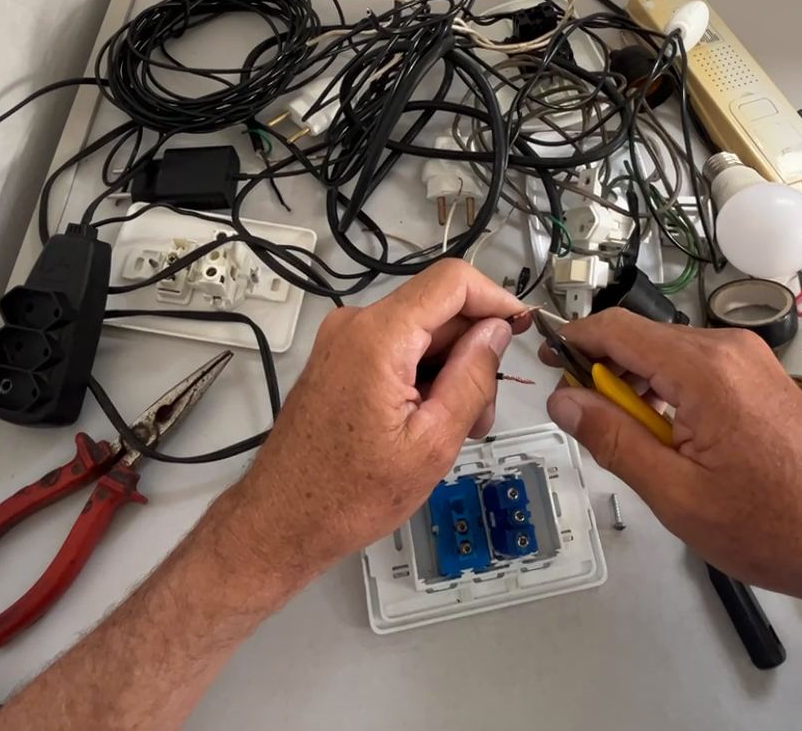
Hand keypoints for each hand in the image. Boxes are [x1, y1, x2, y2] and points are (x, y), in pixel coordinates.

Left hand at [222, 260, 528, 580]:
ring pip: (422, 332)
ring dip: (449, 370)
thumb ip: (472, 377)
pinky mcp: (341, 357)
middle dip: (472, 352)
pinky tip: (427, 420)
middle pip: (438, 309)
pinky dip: (422, 375)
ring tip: (452, 428)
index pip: (452, 281)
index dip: (494, 298)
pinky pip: (398, 347)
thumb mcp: (433, 443)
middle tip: (482, 411)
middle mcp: (356, 324)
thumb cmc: (348, 495)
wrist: (282, 521)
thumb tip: (496, 331)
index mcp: (378, 336)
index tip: (519, 328)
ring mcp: (344, 339)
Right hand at [541, 309, 801, 606]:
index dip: (573, 339)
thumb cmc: (778, 526)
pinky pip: (698, 369)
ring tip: (635, 441)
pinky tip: (674, 438)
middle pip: (641, 338)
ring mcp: (750, 360)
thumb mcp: (676, 494)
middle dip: (604, 370)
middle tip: (584, 417)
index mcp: (703, 367)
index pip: (616, 328)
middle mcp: (727, 348)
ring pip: (668, 355)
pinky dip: (671, 392)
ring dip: (639, 385)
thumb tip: (564, 400)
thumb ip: (611, 438)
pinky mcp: (762, 377)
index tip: (546, 358)